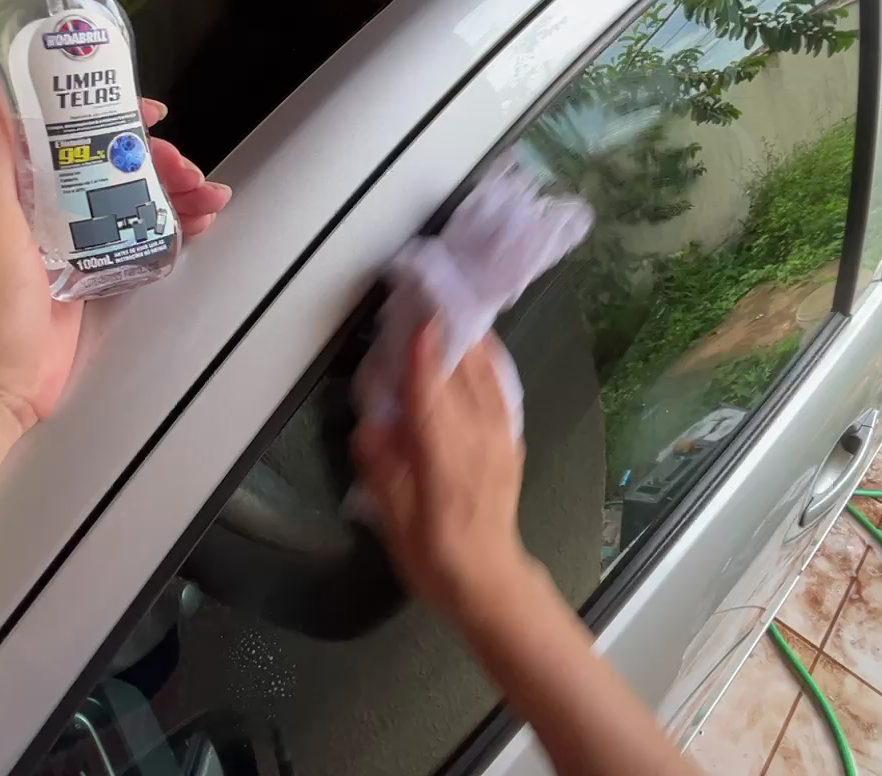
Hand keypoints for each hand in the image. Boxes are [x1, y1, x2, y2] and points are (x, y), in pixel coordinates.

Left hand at [0, 51, 229, 436]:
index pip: (54, 126)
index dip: (103, 111)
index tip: (150, 112)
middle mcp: (27, 202)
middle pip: (100, 162)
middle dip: (151, 160)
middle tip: (188, 169)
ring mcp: (58, 239)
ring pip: (123, 197)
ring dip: (170, 192)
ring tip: (211, 198)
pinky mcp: (84, 272)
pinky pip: (130, 236)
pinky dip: (167, 226)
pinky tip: (200, 224)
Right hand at [352, 322, 533, 626]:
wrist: (490, 580)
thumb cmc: (434, 557)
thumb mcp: (393, 524)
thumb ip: (380, 470)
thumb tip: (369, 423)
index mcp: (444, 465)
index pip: (433, 399)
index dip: (426, 357)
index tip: (418, 319)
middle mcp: (478, 442)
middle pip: (463, 376)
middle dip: (445, 335)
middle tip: (423, 300)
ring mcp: (501, 438)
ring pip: (486, 375)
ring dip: (468, 340)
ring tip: (448, 310)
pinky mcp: (512, 438)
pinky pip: (501, 386)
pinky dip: (489, 359)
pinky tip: (477, 344)